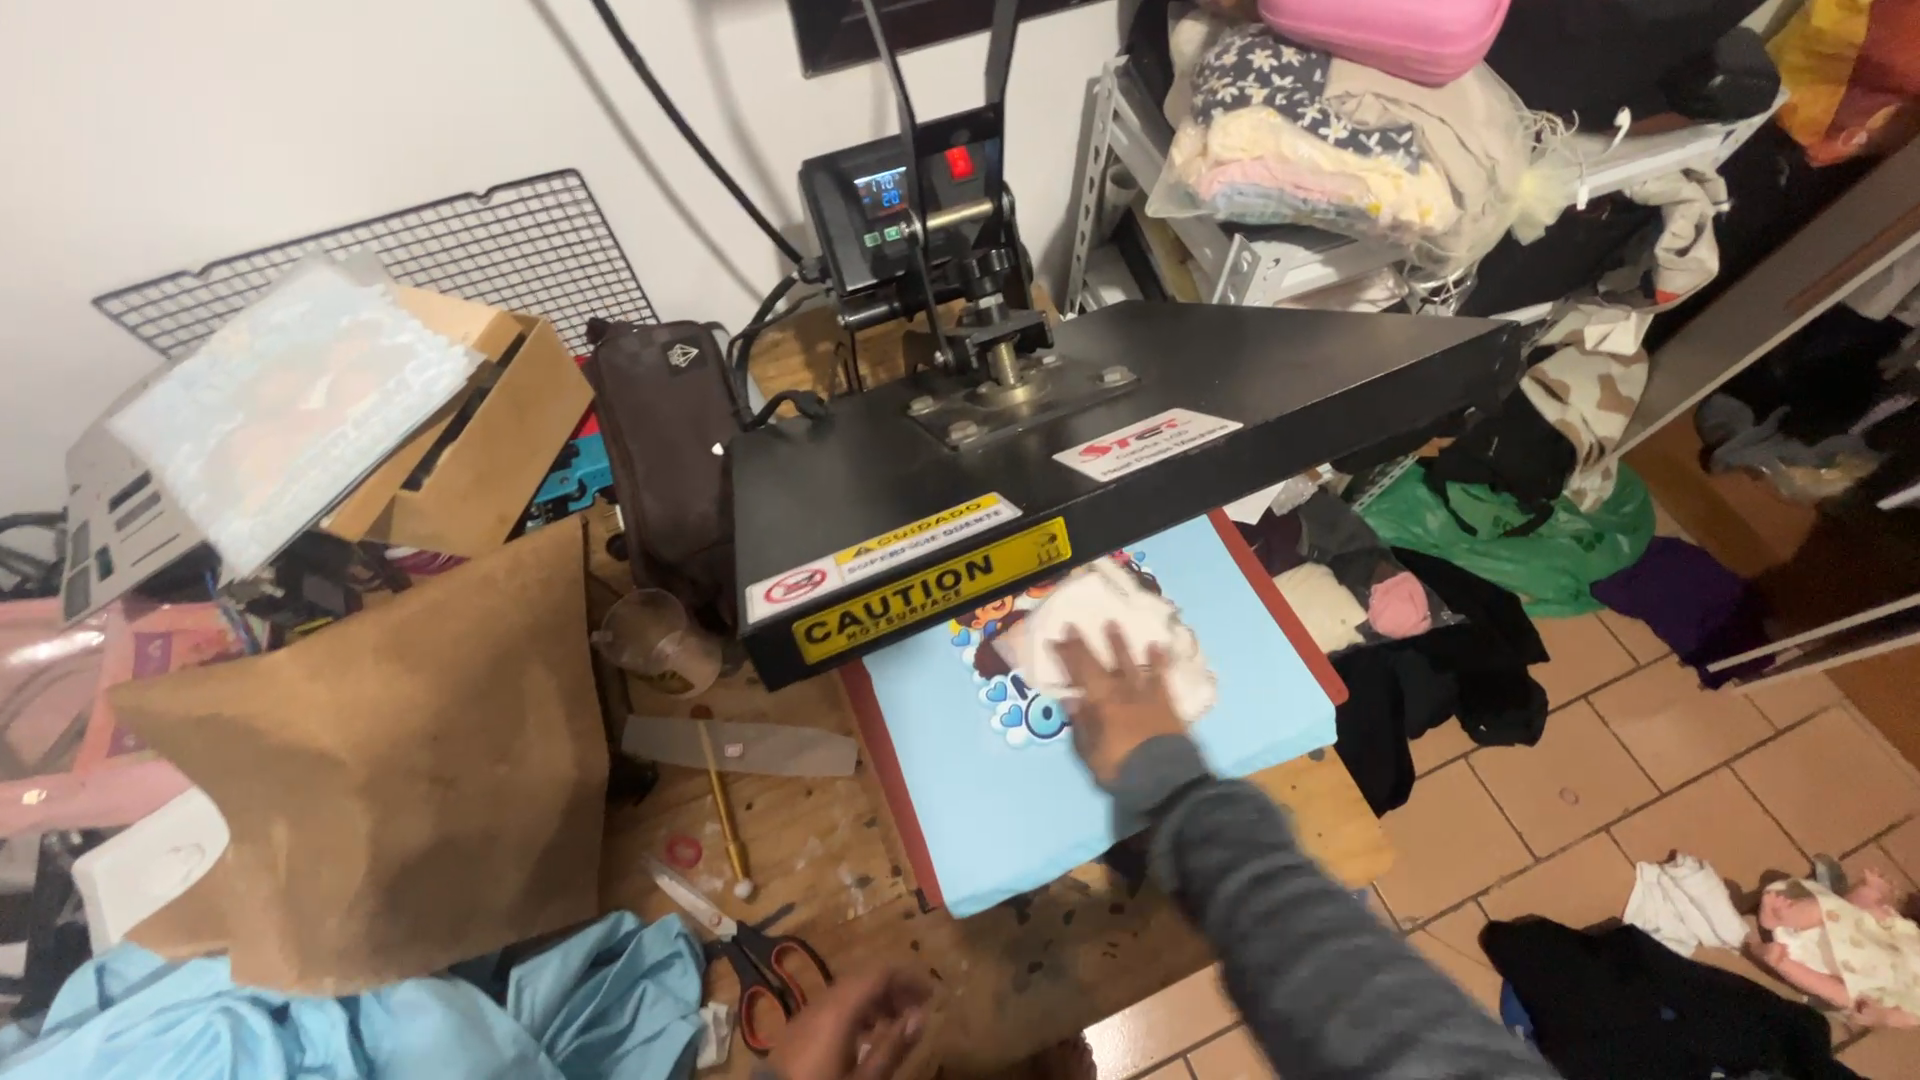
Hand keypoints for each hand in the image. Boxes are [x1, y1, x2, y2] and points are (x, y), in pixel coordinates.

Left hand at [768, 968, 929, 1079]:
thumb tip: (921, 1016)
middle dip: (894, 988)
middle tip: (916, 1010)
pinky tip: (865, 1035)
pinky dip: (857, 1010)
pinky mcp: (798, 1027)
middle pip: (865, 978)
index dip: (908, 977)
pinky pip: (834, 1005)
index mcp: (842, 1008)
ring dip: (876, 999)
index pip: (880, 973)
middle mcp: (825, 1000)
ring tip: (894, 1024)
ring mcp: (808, 1012)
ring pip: (849, 991)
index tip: (929, 994)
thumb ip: (893, 1047)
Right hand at [1050, 623, 1182, 787]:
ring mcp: (1145, 694)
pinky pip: (1161, 675)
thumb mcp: (1091, 753)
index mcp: (1100, 703)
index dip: (1066, 656)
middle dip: (1084, 645)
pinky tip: (1157, 646)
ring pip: (1129, 663)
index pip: (1078, 674)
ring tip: (1112, 624)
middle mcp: (1121, 691)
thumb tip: (1070, 699)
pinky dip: (1159, 660)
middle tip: (1073, 626)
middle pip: (1099, 663)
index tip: (1056, 640)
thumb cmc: (1122, 768)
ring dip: (1119, 644)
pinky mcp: (1166, 701)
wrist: (1167, 778)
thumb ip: (1081, 725)